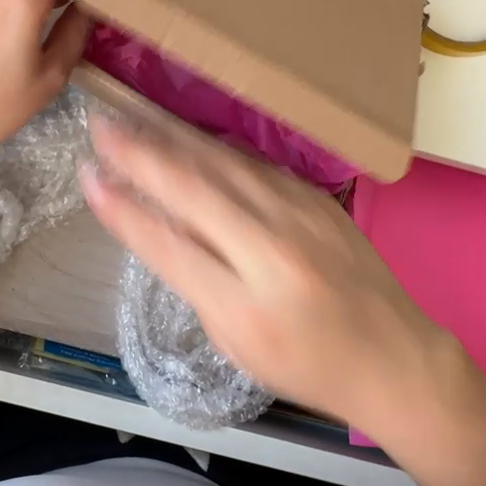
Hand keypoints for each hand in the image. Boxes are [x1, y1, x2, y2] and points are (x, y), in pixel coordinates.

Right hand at [81, 114, 458, 430]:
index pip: (170, 245)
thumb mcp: (237, 342)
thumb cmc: (307, 364)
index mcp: (247, 305)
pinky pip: (252, 164)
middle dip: (141, 154)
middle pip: (195, 189)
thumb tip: (155, 224)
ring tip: (132, 121)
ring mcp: (302, 214)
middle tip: (100, 126)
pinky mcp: (316, 195)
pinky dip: (211, 149)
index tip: (89, 177)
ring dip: (171, 140)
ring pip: (223, 164)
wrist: (396, 356)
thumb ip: (195, 281)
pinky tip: (185, 136)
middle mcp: (274, 250)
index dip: (124, 209)